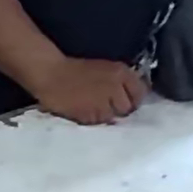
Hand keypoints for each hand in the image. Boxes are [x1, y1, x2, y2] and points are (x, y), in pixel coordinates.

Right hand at [32, 56, 148, 124]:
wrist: (52, 75)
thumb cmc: (75, 70)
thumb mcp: (105, 68)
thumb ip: (119, 80)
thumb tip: (128, 95)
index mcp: (121, 73)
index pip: (140, 92)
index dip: (134, 99)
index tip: (127, 102)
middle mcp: (115, 88)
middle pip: (127, 108)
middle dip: (120, 110)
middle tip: (109, 109)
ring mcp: (102, 104)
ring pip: (112, 118)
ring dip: (105, 117)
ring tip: (95, 111)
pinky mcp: (89, 116)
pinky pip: (97, 123)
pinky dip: (93, 121)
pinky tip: (85, 114)